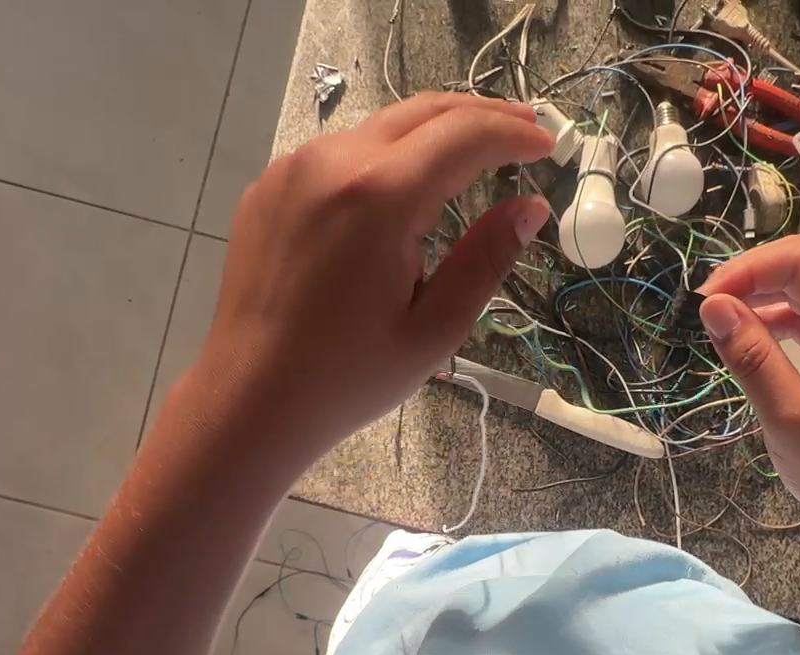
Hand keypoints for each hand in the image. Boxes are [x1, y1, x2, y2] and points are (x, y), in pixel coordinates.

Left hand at [198, 94, 553, 464]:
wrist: (252, 396)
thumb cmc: (351, 376)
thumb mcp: (435, 329)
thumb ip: (486, 258)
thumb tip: (530, 206)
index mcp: (379, 196)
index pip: (463, 136)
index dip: (513, 134)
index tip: (547, 144)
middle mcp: (331, 161)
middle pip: (421, 113)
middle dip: (479, 116)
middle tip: (522, 130)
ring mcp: (292, 168)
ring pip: (378, 130)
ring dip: (430, 137)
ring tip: (468, 162)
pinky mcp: (269, 187)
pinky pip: (339, 157)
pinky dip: (382, 161)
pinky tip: (397, 196)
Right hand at [697, 236, 799, 536]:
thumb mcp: (788, 417)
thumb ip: (752, 357)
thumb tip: (712, 306)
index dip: (747, 269)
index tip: (702, 302)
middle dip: (751, 278)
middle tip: (704, 311)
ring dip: (760, 297)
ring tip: (717, 322)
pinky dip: (776, 320)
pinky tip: (747, 336)